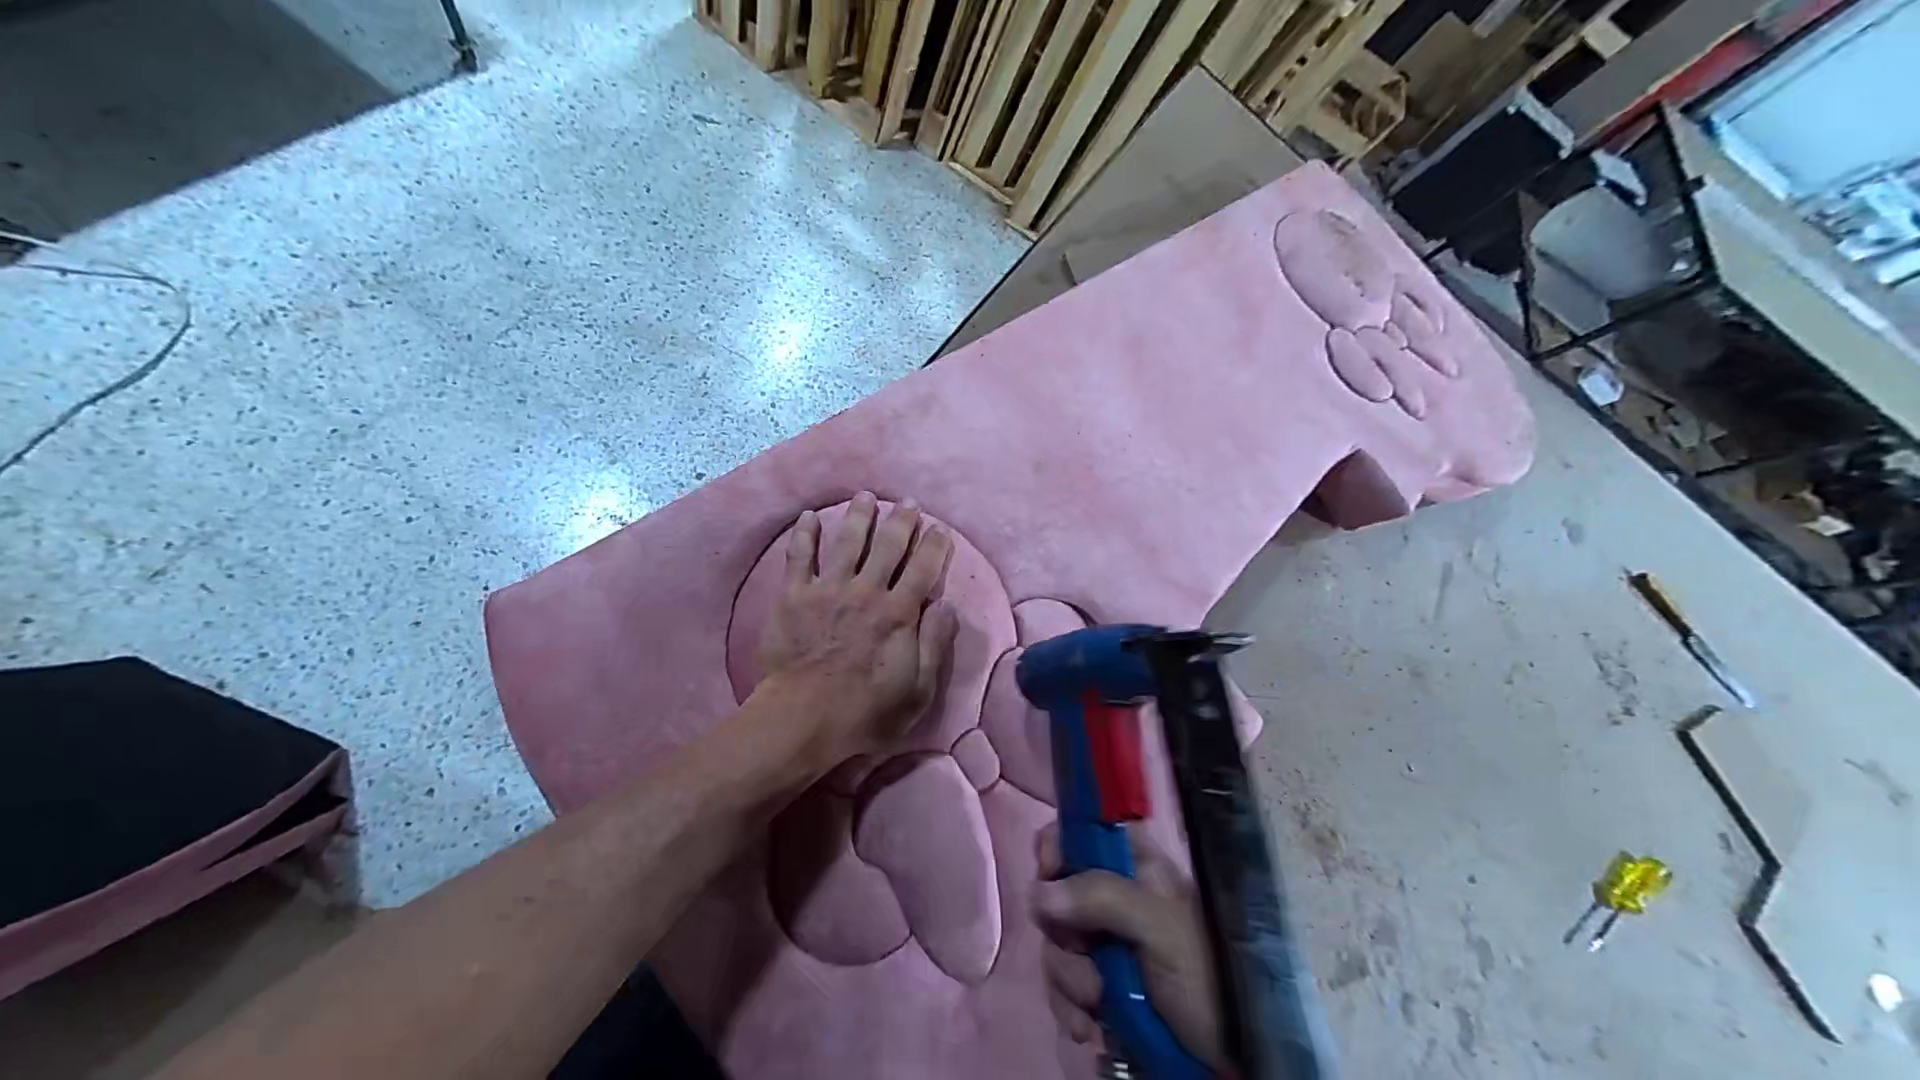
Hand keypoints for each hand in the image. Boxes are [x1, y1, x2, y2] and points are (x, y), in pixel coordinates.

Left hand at [756, 491, 958, 763]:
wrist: (802, 718)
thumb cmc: (866, 711)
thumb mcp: (918, 691)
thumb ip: (935, 645)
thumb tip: (946, 606)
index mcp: (898, 614)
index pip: (923, 569)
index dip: (934, 546)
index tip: (940, 528)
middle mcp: (865, 591)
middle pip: (887, 546)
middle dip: (901, 521)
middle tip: (908, 502)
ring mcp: (827, 590)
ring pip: (846, 542)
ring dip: (858, 516)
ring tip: (865, 496)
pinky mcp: (793, 596)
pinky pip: (799, 556)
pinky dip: (804, 534)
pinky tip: (808, 516)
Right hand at [1032, 823, 1224, 1071]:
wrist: (1234, 1057)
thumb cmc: (1205, 977)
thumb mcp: (1160, 928)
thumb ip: (1102, 897)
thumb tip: (1039, 892)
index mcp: (1134, 866)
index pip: (1080, 832)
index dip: (1058, 846)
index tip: (1050, 873)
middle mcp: (1113, 897)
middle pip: (1056, 890)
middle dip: (1060, 930)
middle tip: (1082, 952)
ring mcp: (1104, 943)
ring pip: (1055, 941)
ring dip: (1067, 977)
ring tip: (1096, 1005)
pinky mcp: (1098, 985)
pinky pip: (1061, 983)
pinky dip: (1067, 1005)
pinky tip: (1087, 1026)